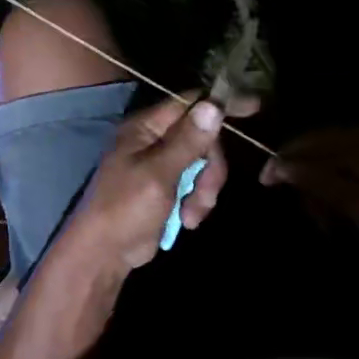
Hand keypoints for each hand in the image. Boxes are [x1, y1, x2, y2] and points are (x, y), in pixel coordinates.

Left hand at [57, 92, 232, 269]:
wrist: (104, 255)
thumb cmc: (125, 210)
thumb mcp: (158, 174)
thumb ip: (187, 141)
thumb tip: (214, 106)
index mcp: (145, 128)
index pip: (189, 103)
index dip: (219, 106)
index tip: (254, 107)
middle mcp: (153, 139)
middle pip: (202, 137)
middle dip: (210, 168)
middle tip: (206, 196)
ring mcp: (160, 163)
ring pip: (202, 163)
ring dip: (204, 191)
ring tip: (192, 216)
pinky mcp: (167, 187)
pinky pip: (195, 184)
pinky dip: (197, 202)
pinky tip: (187, 220)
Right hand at [259, 121, 358, 244]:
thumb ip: (317, 182)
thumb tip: (277, 165)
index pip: (305, 143)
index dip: (281, 163)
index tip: (264, 185)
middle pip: (319, 147)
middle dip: (307, 179)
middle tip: (314, 220)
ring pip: (337, 155)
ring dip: (327, 185)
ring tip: (334, 221)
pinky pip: (356, 161)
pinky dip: (346, 183)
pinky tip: (352, 208)